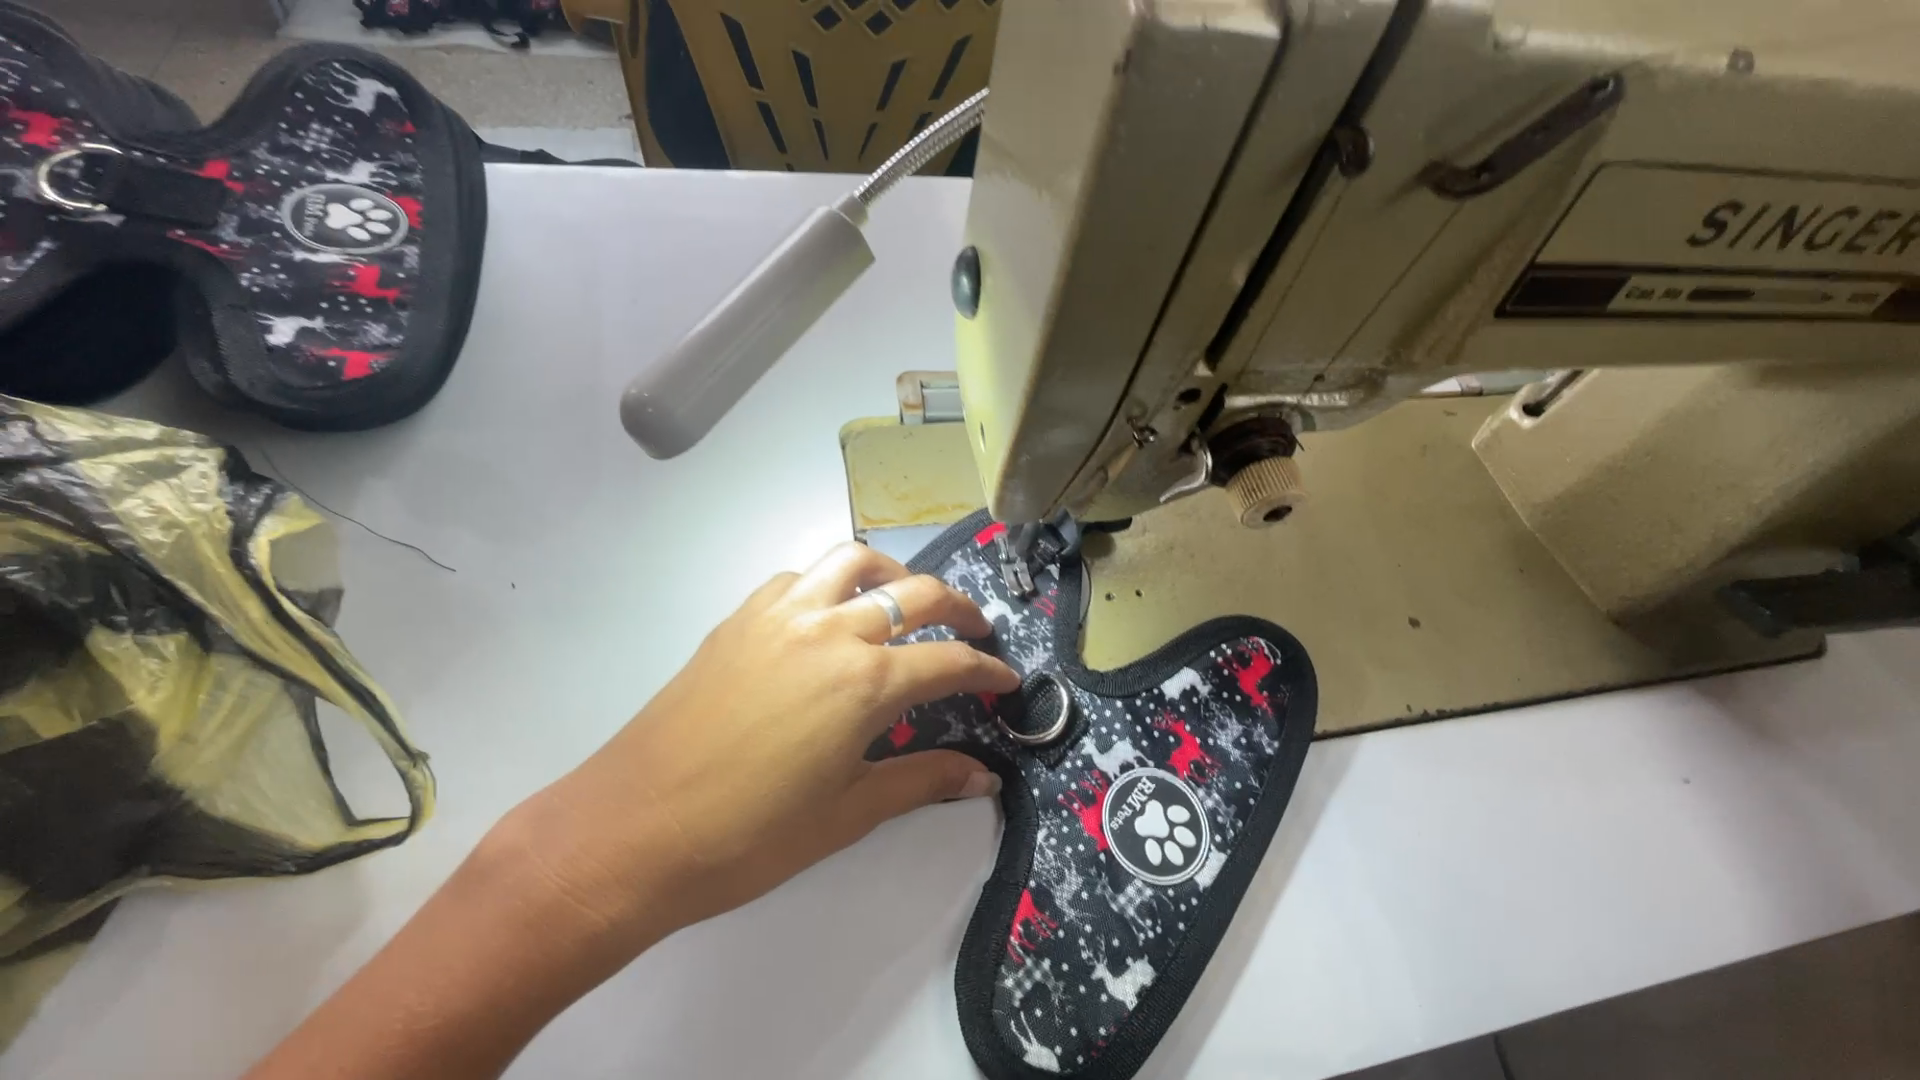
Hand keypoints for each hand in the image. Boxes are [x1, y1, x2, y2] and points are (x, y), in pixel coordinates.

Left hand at [497, 542, 1018, 959]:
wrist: (633, 830)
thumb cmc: (749, 836)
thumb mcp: (848, 813)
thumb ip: (922, 780)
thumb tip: (984, 776)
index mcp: (864, 681)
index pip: (949, 662)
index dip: (987, 671)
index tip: (1007, 681)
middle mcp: (829, 629)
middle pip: (914, 593)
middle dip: (958, 608)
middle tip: (976, 633)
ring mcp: (779, 615)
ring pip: (852, 561)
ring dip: (893, 574)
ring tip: (905, 604)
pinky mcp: (738, 619)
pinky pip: (797, 578)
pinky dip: (830, 584)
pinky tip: (830, 619)